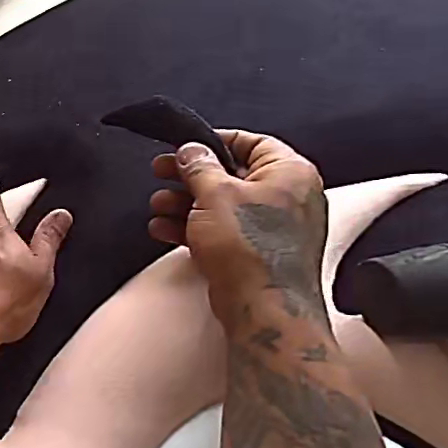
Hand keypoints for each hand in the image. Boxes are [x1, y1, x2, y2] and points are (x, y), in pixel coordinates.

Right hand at [147, 131, 327, 322]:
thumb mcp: (214, 194)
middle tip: (162, 173)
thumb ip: (199, 166)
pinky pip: (220, 231)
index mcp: (289, 172)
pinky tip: (164, 230)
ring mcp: (272, 227)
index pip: (252, 142)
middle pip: (230, 175)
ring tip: (158, 205)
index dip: (214, 141)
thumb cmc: (250, 248)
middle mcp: (287, 197)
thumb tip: (191, 149)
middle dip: (190, 177)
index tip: (186, 146)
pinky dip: (192, 228)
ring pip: (221, 205)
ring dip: (184, 204)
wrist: (261, 305)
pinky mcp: (255, 252)